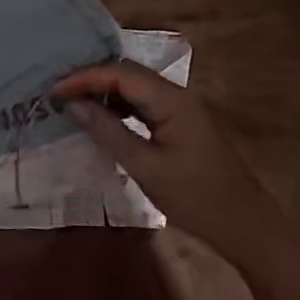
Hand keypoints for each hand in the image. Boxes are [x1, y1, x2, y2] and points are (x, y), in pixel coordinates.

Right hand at [50, 60, 274, 251]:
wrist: (246, 227)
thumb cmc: (196, 198)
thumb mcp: (145, 166)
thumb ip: (107, 131)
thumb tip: (72, 104)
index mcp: (172, 100)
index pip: (120, 73)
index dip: (84, 77)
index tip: (53, 90)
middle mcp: (177, 95)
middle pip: (127, 72)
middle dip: (90, 79)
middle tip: (57, 94)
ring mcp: (181, 108)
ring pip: (134, 86)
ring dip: (103, 91)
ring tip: (72, 104)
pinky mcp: (180, 123)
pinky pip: (143, 103)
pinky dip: (118, 105)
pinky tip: (100, 118)